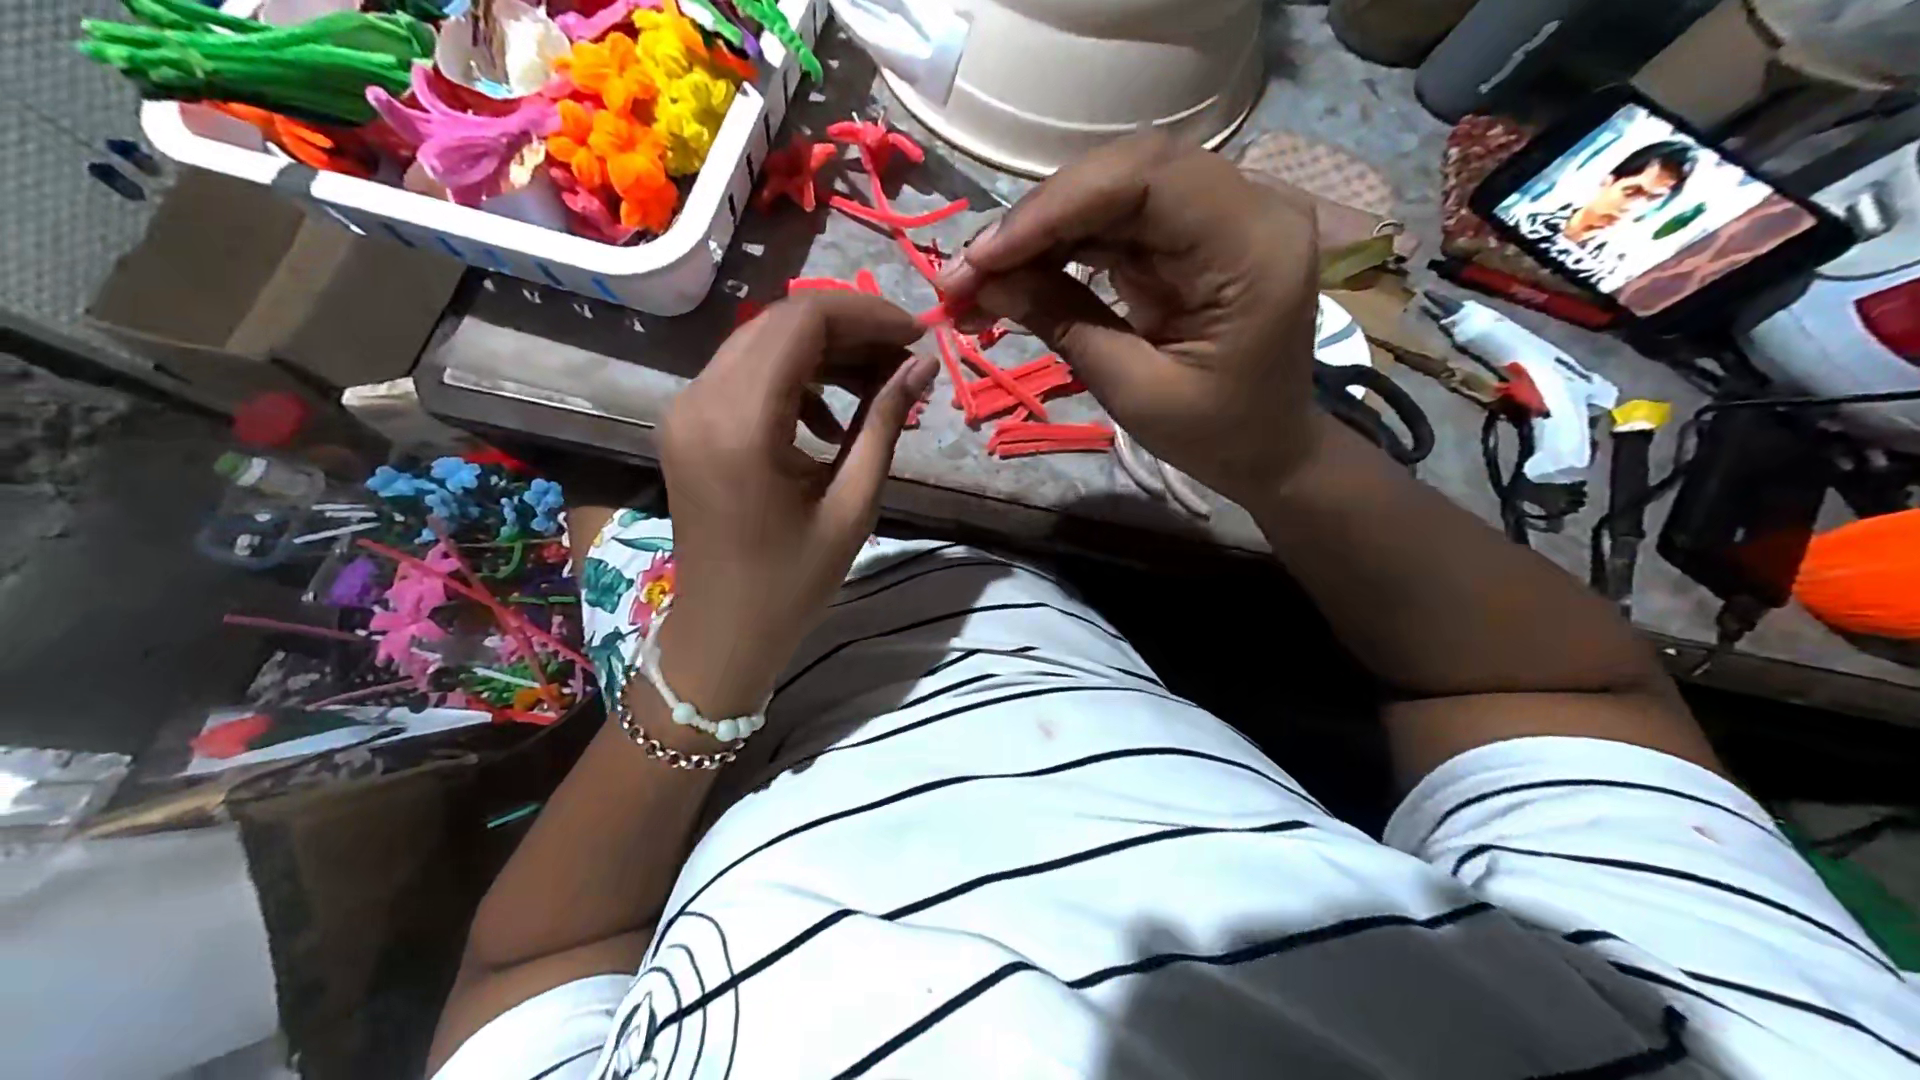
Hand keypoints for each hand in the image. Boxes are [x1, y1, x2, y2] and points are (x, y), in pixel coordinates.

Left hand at [655, 293, 932, 717]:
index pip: (803, 320)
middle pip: (782, 323)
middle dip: (851, 331)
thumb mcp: (853, 504)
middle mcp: (700, 398)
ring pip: (764, 343)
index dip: (867, 314)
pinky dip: (796, 381)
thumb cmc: (792, 582)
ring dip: (826, 355)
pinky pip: (747, 375)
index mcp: (740, 422)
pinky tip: (831, 421)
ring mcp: (687, 408)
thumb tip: (923, 366)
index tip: (917, 335)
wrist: (723, 630)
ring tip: (879, 389)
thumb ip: (884, 423)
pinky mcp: (689, 422)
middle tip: (905, 362)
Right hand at [938, 134, 1323, 505]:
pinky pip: (1113, 223)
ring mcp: (1217, 215)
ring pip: (1108, 194)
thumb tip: (984, 282)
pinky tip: (1012, 277)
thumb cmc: (1216, 434)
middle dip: (1035, 223)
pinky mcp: (1188, 235)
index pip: (1147, 179)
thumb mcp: (1136, 391)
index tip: (985, 257)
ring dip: (1036, 236)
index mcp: (1253, 245)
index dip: (1056, 206)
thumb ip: (1065, 325)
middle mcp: (1246, 207)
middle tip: (963, 275)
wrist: (1268, 448)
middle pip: (1122, 176)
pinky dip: (1058, 249)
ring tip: (973, 283)